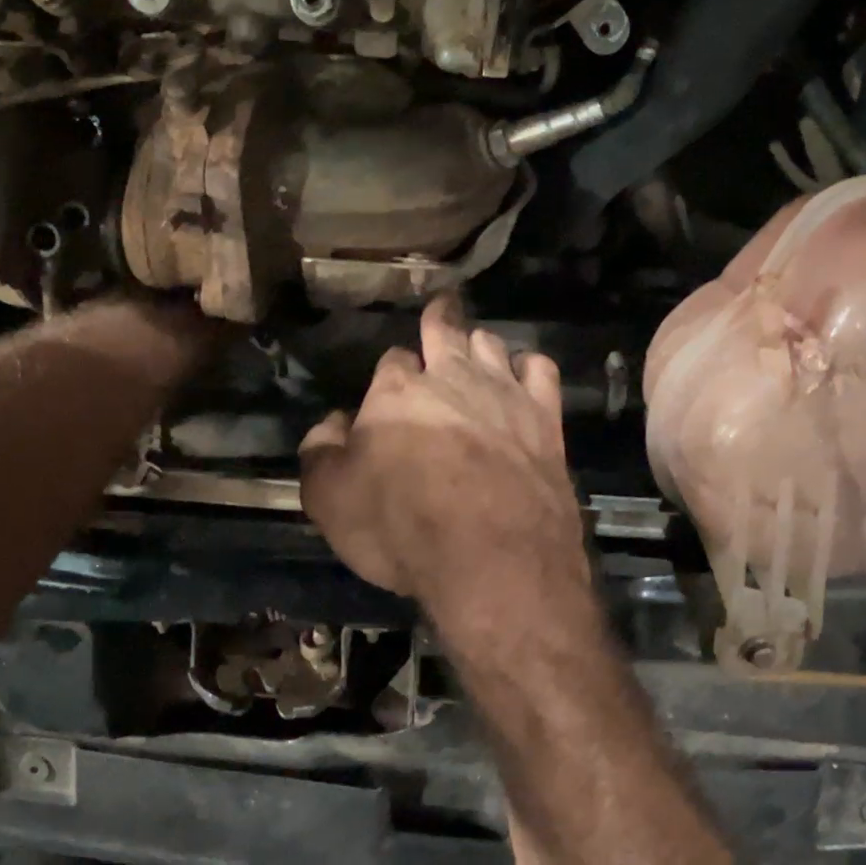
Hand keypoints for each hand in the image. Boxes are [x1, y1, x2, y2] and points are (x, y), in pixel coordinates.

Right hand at [299, 295, 588, 613]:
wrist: (494, 556)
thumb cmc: (401, 528)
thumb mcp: (330, 500)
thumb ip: (321, 452)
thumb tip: (331, 423)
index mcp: (396, 392)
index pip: (391, 361)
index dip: (391, 372)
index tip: (391, 384)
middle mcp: (451, 378)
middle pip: (445, 331)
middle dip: (440, 319)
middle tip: (442, 308)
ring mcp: (502, 392)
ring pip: (491, 344)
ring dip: (481, 344)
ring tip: (478, 348)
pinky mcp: (544, 416)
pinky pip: (540, 370)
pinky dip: (530, 366)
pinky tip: (525, 374)